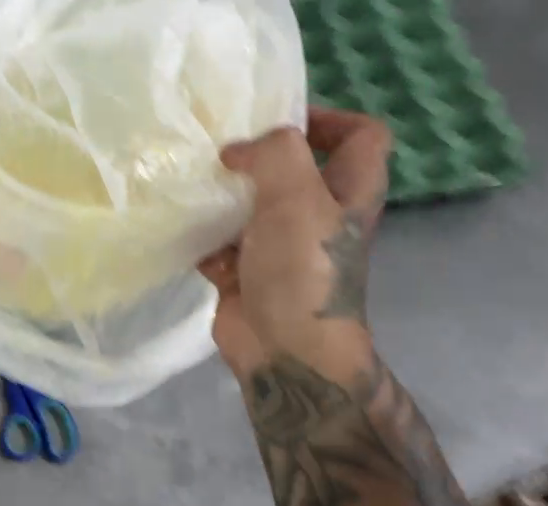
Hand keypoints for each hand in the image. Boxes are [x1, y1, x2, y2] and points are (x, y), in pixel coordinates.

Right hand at [199, 107, 392, 378]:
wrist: (286, 344)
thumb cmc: (302, 267)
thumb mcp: (295, 194)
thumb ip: (271, 156)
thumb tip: (236, 152)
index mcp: (350, 190)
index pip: (360, 136)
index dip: (328, 120)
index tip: (278, 123)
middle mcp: (319, 216)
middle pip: (295, 173)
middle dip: (259, 163)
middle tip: (223, 156)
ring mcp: (281, 249)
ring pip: (252, 211)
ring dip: (224, 203)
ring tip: (195, 193)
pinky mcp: (246, 277)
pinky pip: (221, 249)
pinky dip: (204, 244)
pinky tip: (187, 241)